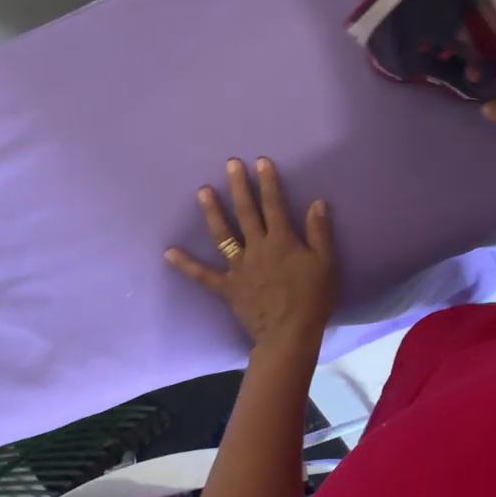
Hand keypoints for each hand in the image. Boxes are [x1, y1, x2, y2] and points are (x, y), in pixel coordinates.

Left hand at [166, 158, 337, 354]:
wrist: (290, 334)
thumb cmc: (313, 298)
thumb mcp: (326, 263)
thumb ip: (320, 232)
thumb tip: (317, 203)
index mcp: (282, 241)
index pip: (274, 205)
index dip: (268, 183)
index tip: (261, 162)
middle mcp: (257, 248)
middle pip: (246, 213)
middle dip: (239, 187)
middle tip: (230, 164)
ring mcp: (239, 268)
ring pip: (223, 235)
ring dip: (212, 212)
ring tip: (202, 191)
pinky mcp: (227, 288)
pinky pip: (203, 275)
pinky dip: (186, 264)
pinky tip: (169, 252)